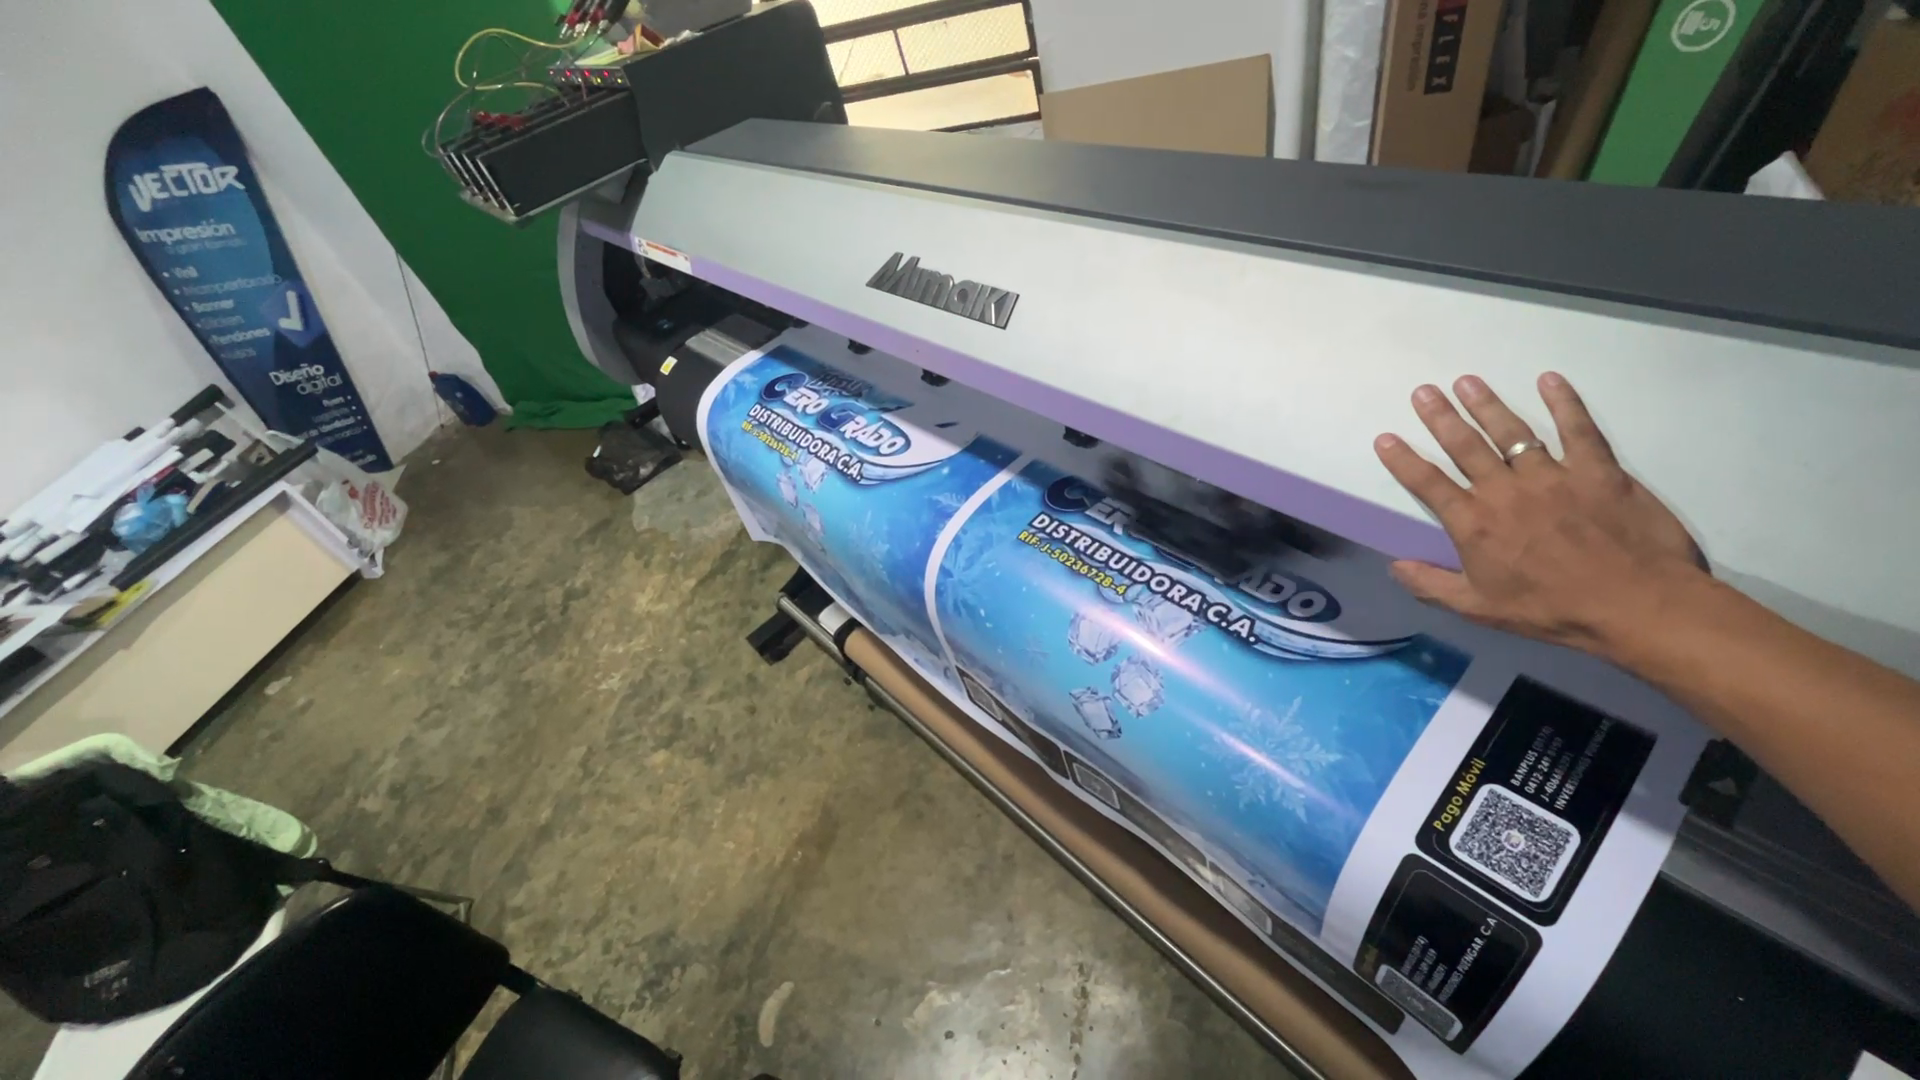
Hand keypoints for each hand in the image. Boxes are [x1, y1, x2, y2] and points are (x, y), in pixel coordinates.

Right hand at [1373, 373, 1706, 653]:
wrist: (1635, 605)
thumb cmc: (1551, 610)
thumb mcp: (1480, 608)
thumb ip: (1432, 585)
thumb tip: (1394, 567)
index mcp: (1474, 523)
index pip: (1428, 484)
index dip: (1403, 460)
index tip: (1385, 438)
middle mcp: (1505, 491)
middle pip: (1465, 447)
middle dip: (1440, 418)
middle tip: (1423, 391)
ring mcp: (1553, 476)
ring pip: (1512, 432)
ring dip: (1487, 405)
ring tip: (1467, 382)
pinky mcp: (1598, 471)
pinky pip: (1578, 429)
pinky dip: (1564, 402)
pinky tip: (1549, 380)